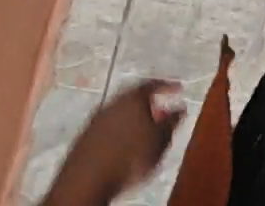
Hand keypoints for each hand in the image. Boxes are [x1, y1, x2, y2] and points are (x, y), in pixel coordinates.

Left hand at [45, 80, 184, 205]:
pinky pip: (108, 126)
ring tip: (144, 132)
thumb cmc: (130, 158)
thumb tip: (181, 108)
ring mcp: (95, 119)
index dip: (168, 85)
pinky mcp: (83, 137)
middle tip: (161, 112)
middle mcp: (113, 102)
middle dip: (149, 104)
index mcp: (134, 97)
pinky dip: (119, 130)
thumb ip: (172, 122)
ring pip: (120, 112)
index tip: (179, 88)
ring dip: (132, 119)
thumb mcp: (160, 141)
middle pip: (134, 97)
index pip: (154, 83)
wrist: (85, 183)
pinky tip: (124, 144)